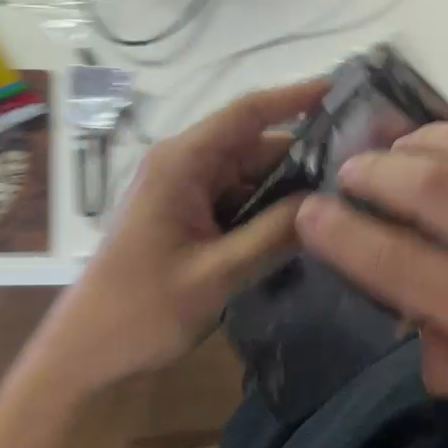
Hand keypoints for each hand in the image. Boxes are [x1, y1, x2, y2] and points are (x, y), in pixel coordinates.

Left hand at [35, 79, 328, 388]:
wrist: (84, 358)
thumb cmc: (140, 311)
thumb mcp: (217, 274)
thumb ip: (276, 233)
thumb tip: (331, 201)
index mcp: (183, 163)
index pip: (248, 112)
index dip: (297, 96)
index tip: (346, 89)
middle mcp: (186, 165)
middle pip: (260, 144)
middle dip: (308, 155)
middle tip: (363, 174)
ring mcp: (188, 190)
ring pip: (256, 174)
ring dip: (293, 187)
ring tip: (348, 201)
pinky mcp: (192, 215)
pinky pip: (244, 199)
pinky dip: (274, 209)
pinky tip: (310, 227)